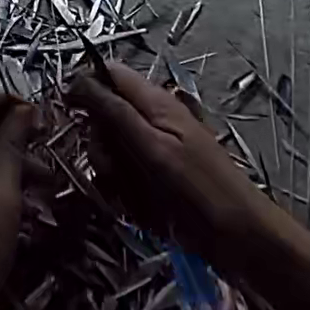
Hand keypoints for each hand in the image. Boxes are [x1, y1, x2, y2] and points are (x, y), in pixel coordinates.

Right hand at [68, 62, 271, 269]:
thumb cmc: (198, 187)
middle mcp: (151, 119)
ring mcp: (154, 149)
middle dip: (102, 145)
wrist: (239, 236)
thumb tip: (80, 79)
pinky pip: (126, 177)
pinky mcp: (156, 177)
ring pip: (112, 151)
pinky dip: (128, 193)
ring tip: (134, 196)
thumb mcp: (152, 146)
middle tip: (115, 169)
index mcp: (153, 100)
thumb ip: (116, 112)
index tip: (69, 111)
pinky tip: (143, 210)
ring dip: (115, 175)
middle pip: (105, 117)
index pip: (109, 73)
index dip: (86, 85)